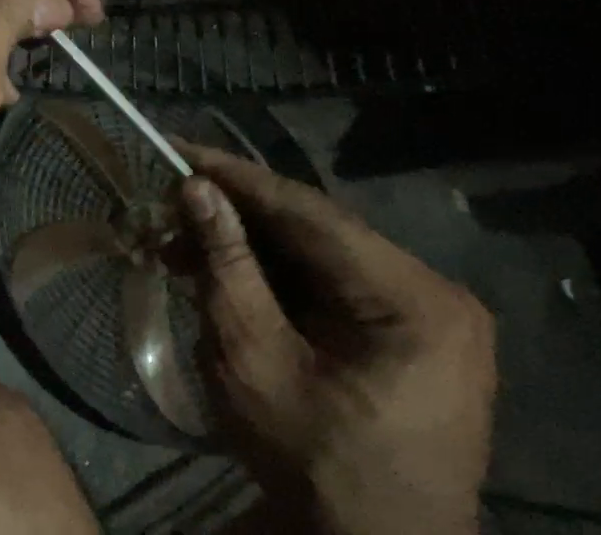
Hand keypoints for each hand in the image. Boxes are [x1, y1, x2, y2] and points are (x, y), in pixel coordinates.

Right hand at [174, 142, 495, 534]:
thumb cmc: (309, 454)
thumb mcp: (251, 354)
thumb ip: (225, 264)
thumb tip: (194, 186)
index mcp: (414, 301)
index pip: (309, 212)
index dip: (234, 176)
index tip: (173, 148)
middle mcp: (436, 295)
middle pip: (317, 230)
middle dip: (234, 214)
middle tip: (164, 203)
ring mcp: (432, 318)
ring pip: (321, 255)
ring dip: (248, 246)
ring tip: (179, 243)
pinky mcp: (413, 337)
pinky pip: (334, 285)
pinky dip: (275, 276)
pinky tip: (222, 275)